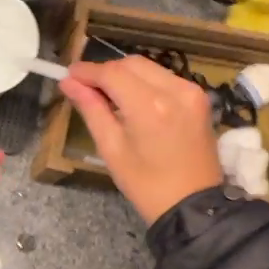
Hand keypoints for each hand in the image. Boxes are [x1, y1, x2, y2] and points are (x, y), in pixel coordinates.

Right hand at [60, 57, 223, 224]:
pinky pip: (166, 79)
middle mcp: (174, 89)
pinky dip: (145, 83)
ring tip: (107, 95)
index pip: (112, 73)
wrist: (192, 204)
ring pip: (150, 68)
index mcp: (149, 106)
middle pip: (132, 64)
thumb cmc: (145, 185)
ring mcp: (191, 91)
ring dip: (126, 75)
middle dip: (106, 71)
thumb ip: (92, 110)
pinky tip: (133, 101)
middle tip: (85, 87)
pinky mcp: (199, 98)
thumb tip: (69, 83)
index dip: (87, 71)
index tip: (68, 74)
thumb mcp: (111, 149)